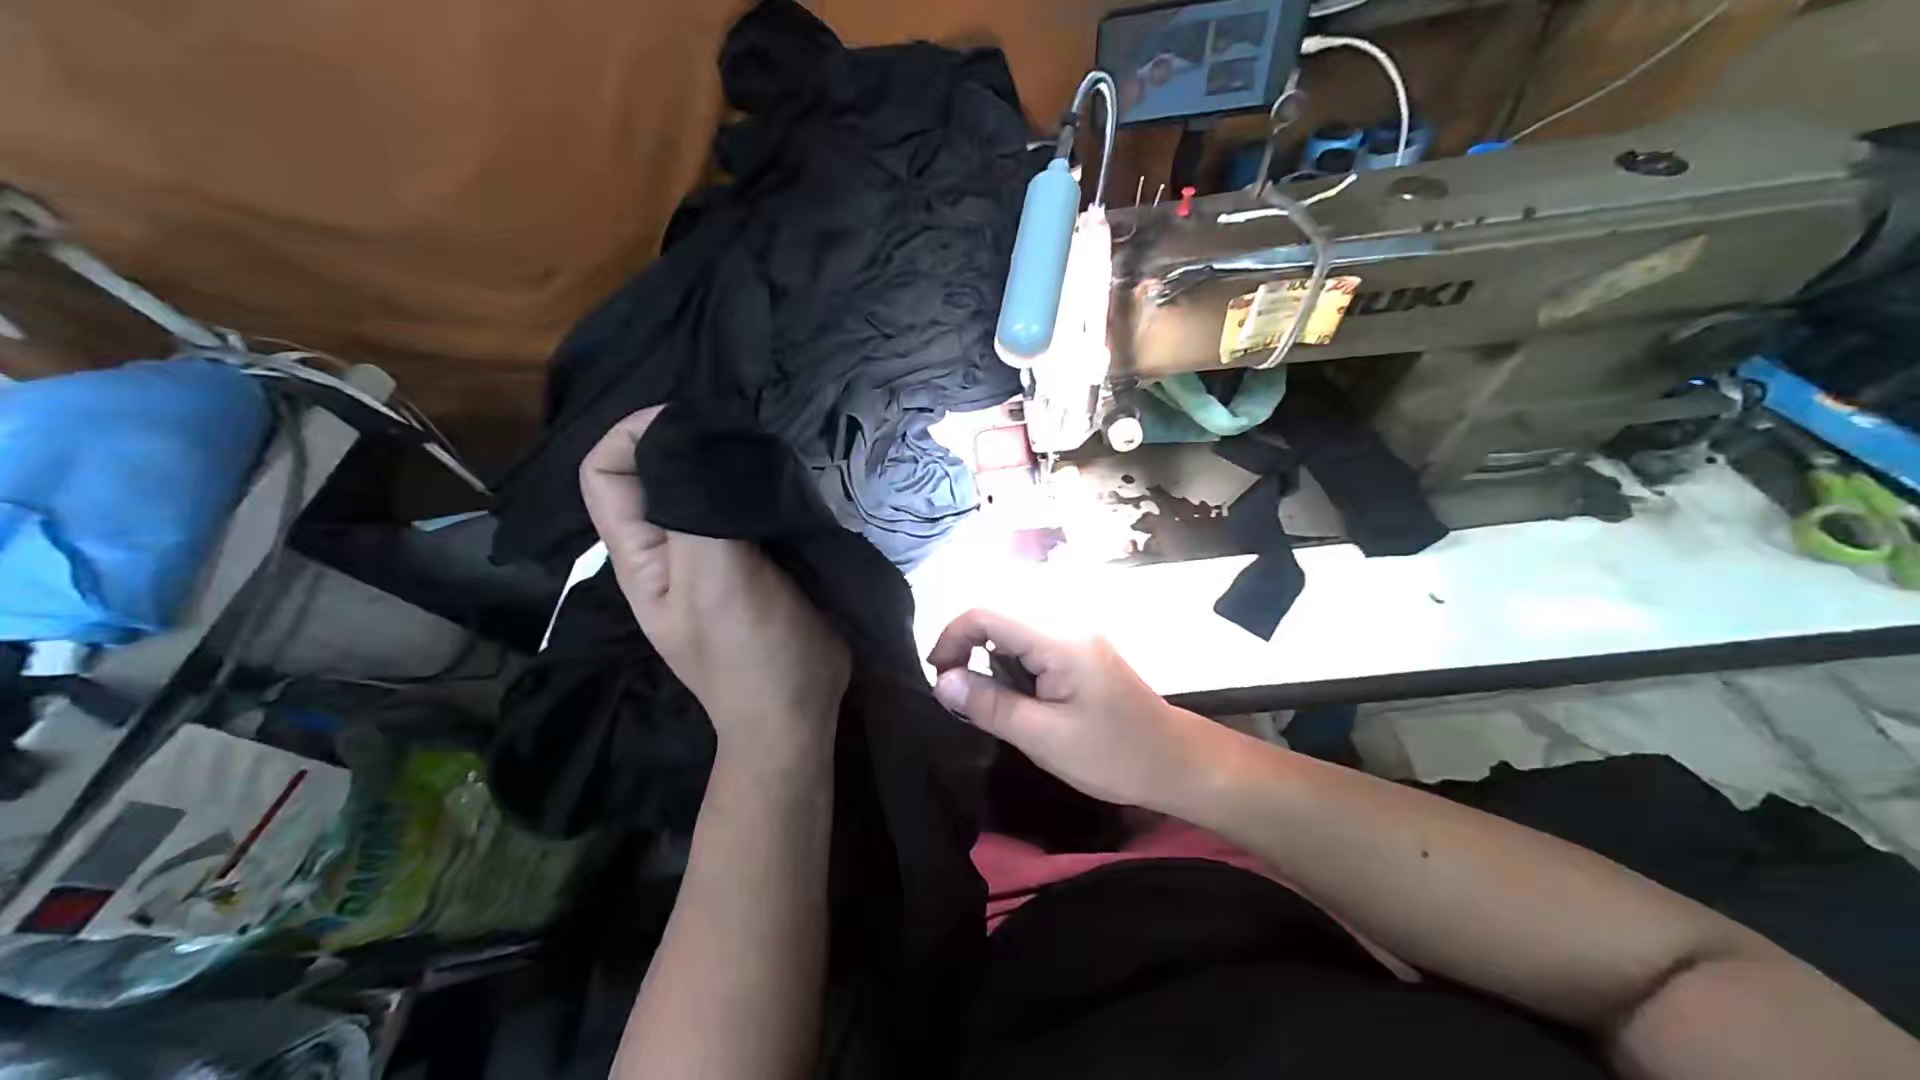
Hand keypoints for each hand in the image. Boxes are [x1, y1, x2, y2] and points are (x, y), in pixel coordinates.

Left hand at [581, 406, 850, 762]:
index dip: (635, 435)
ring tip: (767, 455)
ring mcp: (716, 555)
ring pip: (707, 488)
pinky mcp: (757, 560)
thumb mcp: (714, 581)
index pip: (606, 472)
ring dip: (729, 466)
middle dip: (689, 443)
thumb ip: (695, 511)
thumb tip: (694, 440)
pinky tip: (786, 483)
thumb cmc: (749, 653)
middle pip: (658, 474)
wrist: (798, 709)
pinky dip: (760, 488)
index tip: (693, 421)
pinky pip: (747, 509)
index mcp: (641, 553)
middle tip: (740, 435)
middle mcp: (671, 547)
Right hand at [926, 609, 1236, 811]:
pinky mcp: (1082, 649)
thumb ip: (989, 705)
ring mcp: (1078, 634)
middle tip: (957, 693)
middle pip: (999, 616)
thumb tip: (942, 682)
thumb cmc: (1113, 755)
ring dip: (989, 656)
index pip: (986, 614)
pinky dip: (1012, 662)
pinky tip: (1016, 695)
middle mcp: (1067, 623)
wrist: (1177, 762)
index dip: (952, 637)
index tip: (939, 677)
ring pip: (1014, 629)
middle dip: (968, 647)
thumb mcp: (1043, 737)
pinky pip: (1033, 642)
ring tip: (985, 699)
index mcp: (1059, 639)